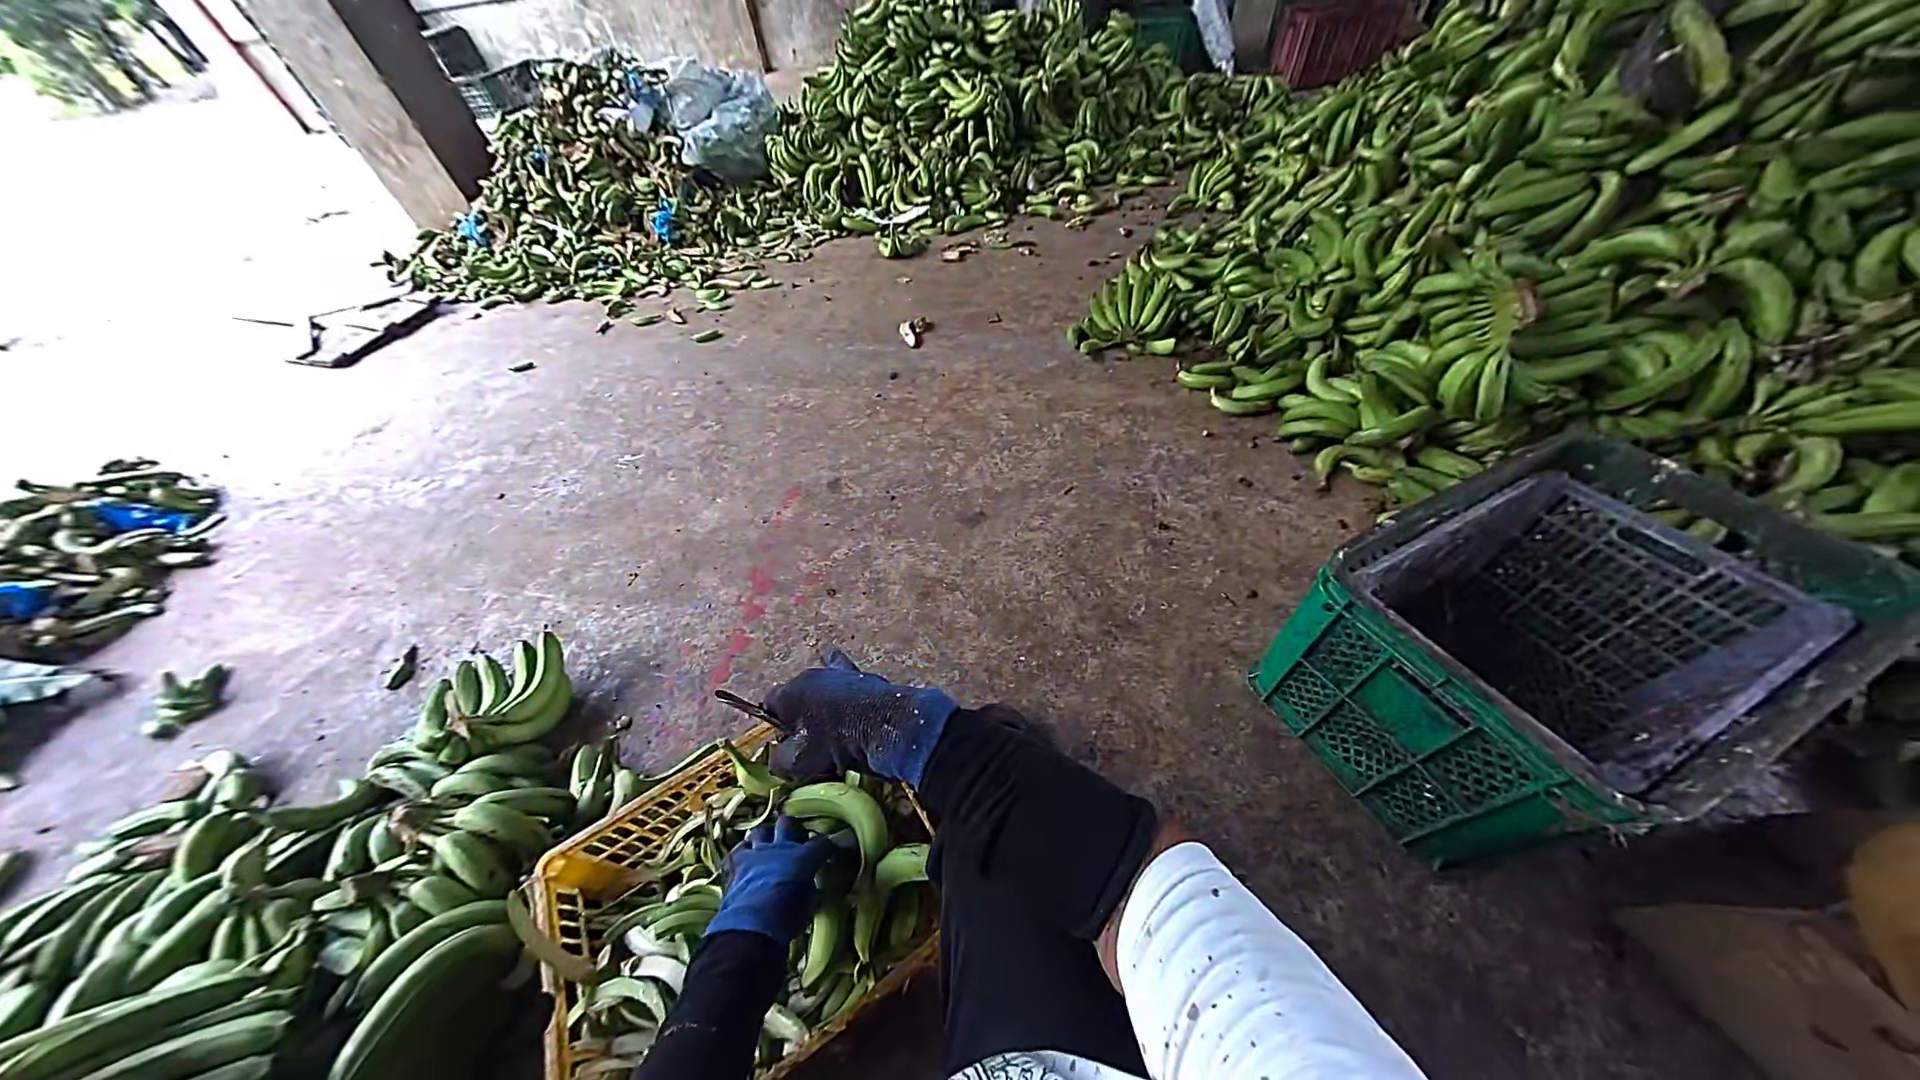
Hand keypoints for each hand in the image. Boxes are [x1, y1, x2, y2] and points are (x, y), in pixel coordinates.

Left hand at [703, 816, 836, 945]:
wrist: (750, 930)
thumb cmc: (786, 919)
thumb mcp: (808, 906)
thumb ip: (811, 891)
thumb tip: (815, 891)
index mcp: (804, 857)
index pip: (821, 843)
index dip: (825, 847)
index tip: (826, 852)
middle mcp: (782, 847)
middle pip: (787, 823)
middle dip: (791, 828)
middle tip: (793, 840)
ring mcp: (757, 852)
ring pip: (760, 831)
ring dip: (764, 838)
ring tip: (765, 847)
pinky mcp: (737, 863)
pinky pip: (739, 850)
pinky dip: (743, 854)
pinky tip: (744, 861)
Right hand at [762, 649, 956, 785]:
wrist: (886, 727)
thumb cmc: (837, 745)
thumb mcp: (797, 764)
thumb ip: (778, 761)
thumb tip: (778, 758)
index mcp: (788, 694)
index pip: (768, 708)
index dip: (773, 729)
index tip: (784, 747)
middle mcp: (809, 676)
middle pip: (795, 699)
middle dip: (799, 718)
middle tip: (810, 744)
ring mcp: (837, 672)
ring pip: (820, 690)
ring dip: (822, 706)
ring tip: (833, 731)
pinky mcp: (860, 675)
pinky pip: (844, 674)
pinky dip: (841, 684)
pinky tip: (842, 686)